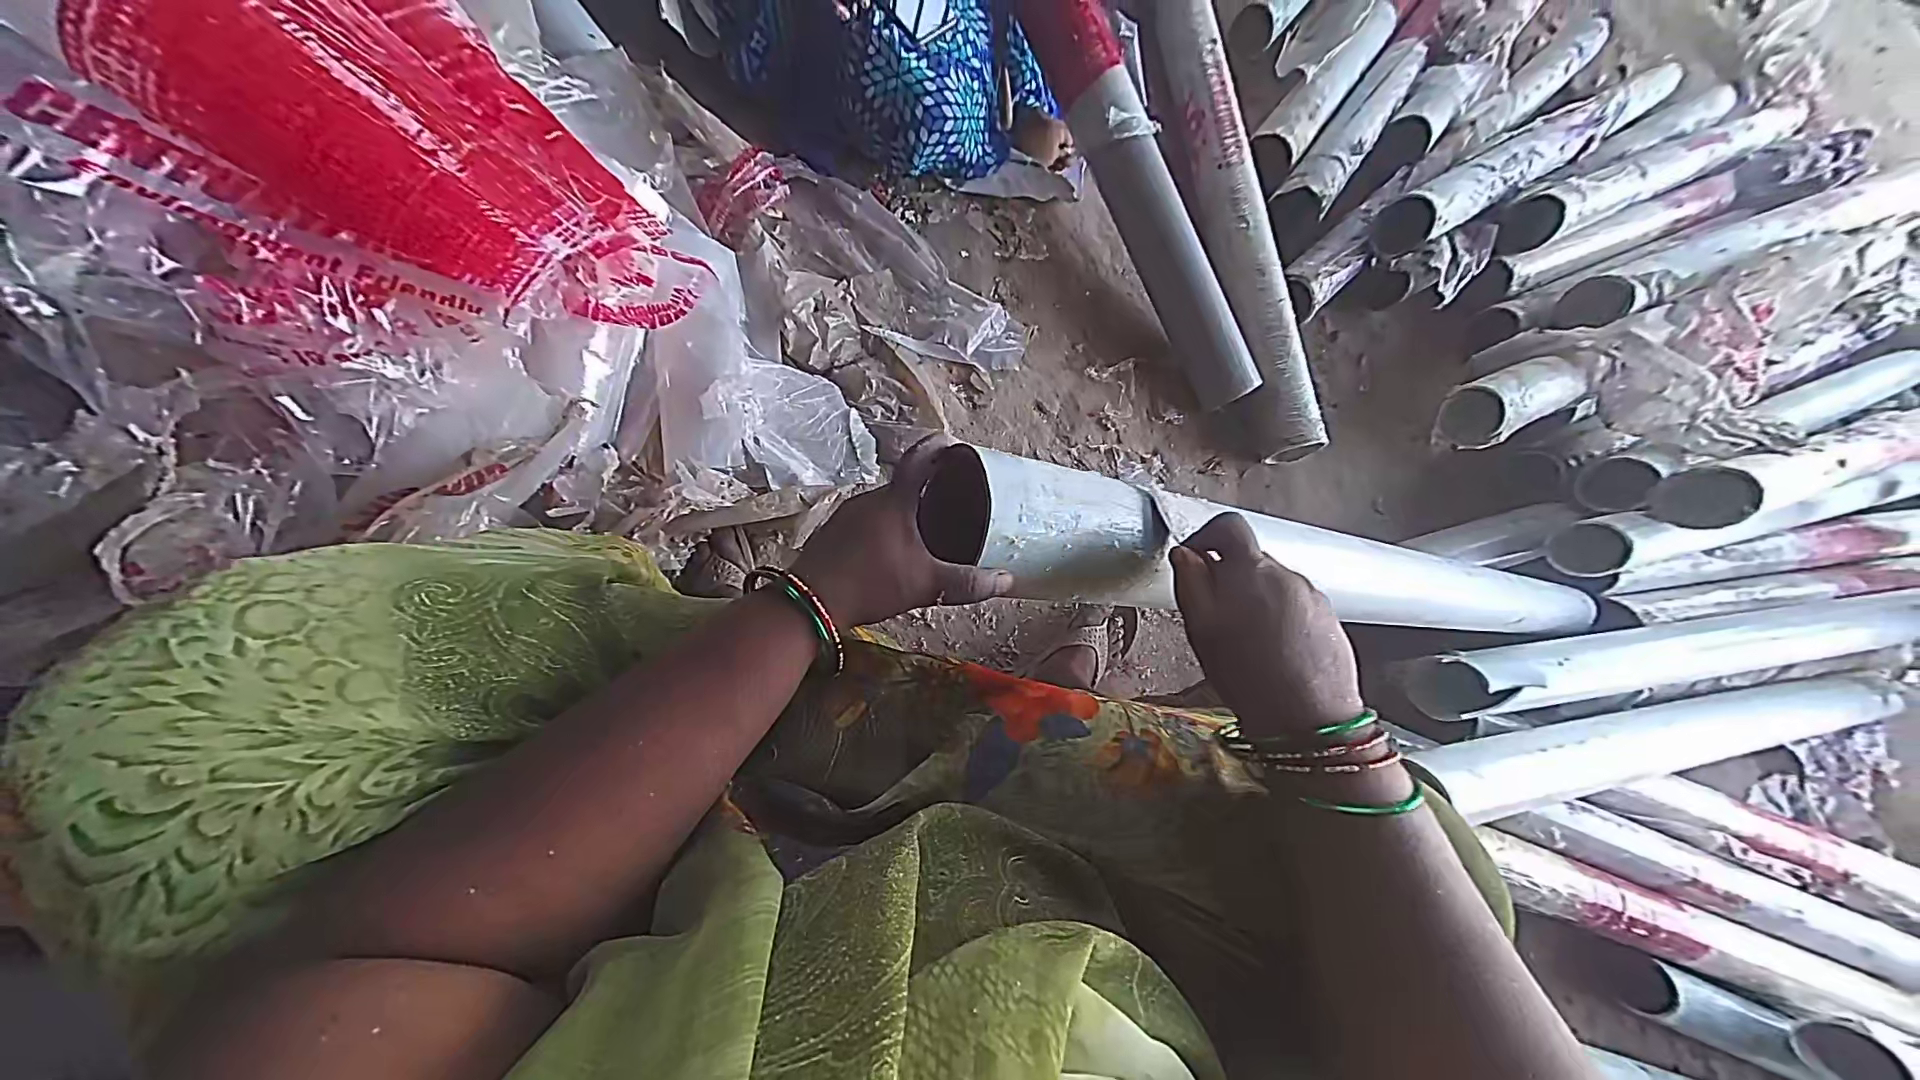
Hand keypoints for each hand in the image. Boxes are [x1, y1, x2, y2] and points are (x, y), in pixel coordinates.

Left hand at [788, 435, 1013, 626]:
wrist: (810, 603)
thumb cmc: (871, 584)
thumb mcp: (925, 584)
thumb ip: (966, 583)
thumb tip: (1006, 580)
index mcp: (894, 501)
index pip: (920, 458)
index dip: (941, 447)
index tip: (957, 446)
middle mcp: (868, 499)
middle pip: (903, 482)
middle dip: (927, 485)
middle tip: (951, 497)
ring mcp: (846, 514)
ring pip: (883, 502)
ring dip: (904, 507)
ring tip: (925, 524)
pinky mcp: (832, 531)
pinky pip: (866, 517)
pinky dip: (884, 523)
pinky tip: (891, 545)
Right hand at [1170, 513, 1364, 740]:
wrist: (1308, 717)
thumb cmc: (1245, 673)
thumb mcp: (1201, 628)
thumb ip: (1190, 582)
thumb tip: (1185, 553)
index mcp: (1251, 569)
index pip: (1229, 526)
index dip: (1206, 537)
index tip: (1193, 560)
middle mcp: (1287, 573)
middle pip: (1250, 559)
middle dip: (1229, 577)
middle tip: (1214, 614)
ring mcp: (1312, 595)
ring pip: (1272, 583)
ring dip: (1254, 598)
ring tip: (1245, 639)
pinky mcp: (1329, 617)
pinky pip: (1293, 604)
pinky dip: (1277, 616)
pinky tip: (1271, 649)